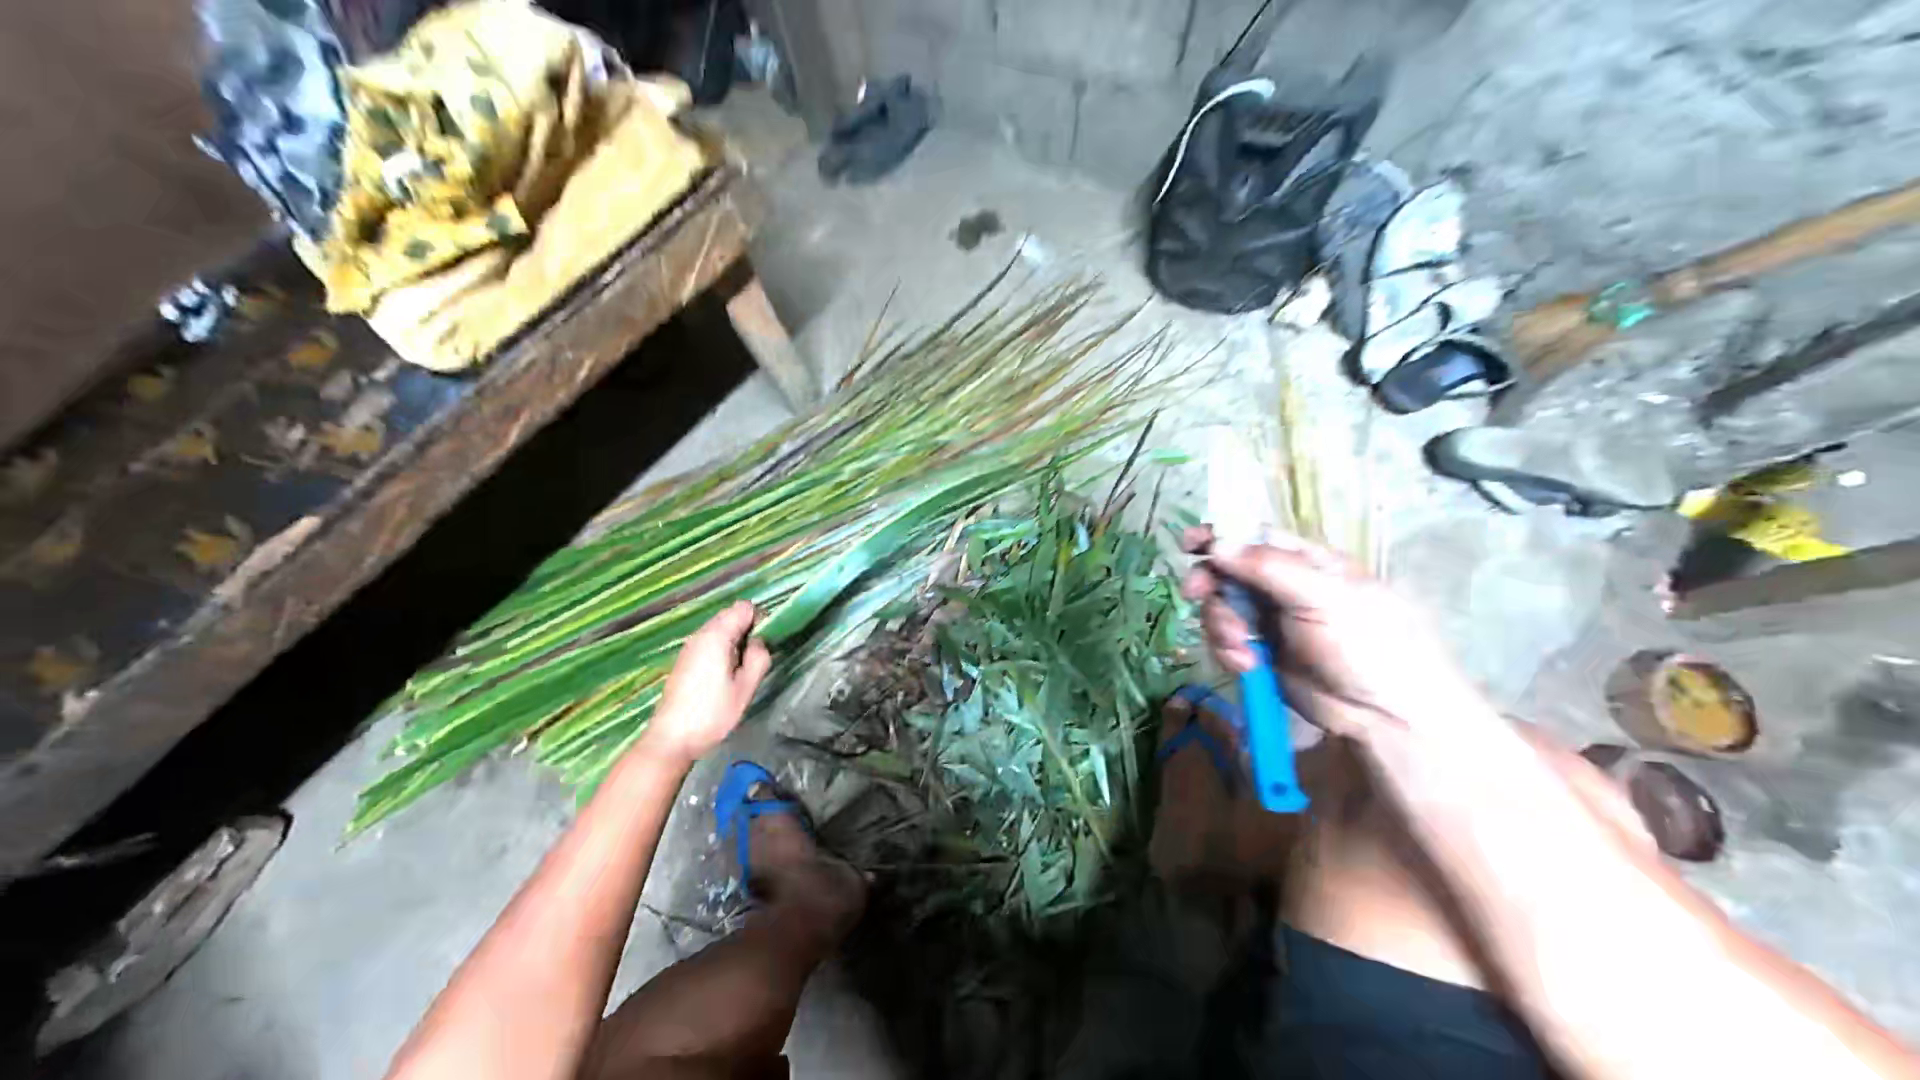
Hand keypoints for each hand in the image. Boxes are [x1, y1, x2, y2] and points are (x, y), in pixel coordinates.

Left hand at [638, 601, 771, 766]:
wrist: (671, 739)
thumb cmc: (712, 713)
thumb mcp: (746, 687)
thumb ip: (759, 658)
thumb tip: (759, 643)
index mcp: (716, 636)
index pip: (744, 608)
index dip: (760, 620)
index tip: (764, 646)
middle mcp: (700, 635)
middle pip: (731, 616)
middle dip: (748, 631)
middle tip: (753, 661)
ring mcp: (690, 647)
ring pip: (720, 631)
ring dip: (735, 643)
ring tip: (740, 672)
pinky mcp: (685, 661)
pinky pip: (710, 643)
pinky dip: (722, 652)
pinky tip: (724, 678)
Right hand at [1181, 528, 1485, 736]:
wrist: (1384, 715)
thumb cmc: (1367, 644)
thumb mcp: (1323, 596)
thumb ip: (1268, 567)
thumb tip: (1216, 544)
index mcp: (1306, 562)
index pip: (1254, 537)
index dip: (1219, 536)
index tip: (1189, 544)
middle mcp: (1284, 587)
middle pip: (1228, 572)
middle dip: (1211, 584)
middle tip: (1195, 594)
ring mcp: (1270, 622)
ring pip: (1221, 609)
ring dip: (1222, 626)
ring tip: (1241, 649)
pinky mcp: (1260, 654)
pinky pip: (1226, 641)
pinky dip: (1228, 651)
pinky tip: (1246, 665)